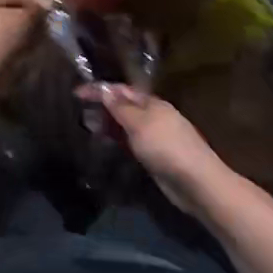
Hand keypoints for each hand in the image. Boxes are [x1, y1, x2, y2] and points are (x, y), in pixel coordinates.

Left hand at [0, 0, 45, 75]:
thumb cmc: (4, 38)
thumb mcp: (26, 18)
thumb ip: (37, 9)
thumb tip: (46, 5)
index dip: (33, 0)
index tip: (49, 9)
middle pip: (12, 11)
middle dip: (30, 16)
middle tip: (46, 23)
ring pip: (12, 27)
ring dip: (27, 30)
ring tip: (41, 36)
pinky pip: (9, 41)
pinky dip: (21, 42)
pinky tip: (32, 47)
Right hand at [77, 84, 229, 211]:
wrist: (196, 182)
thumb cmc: (166, 147)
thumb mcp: (140, 124)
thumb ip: (121, 107)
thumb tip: (105, 90)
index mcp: (152, 103)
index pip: (121, 91)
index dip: (99, 90)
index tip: (76, 93)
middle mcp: (154, 116)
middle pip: (124, 106)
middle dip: (103, 107)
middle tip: (81, 113)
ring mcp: (155, 136)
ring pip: (126, 125)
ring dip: (109, 125)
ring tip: (89, 129)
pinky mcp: (155, 156)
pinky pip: (131, 142)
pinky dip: (118, 140)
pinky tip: (108, 146)